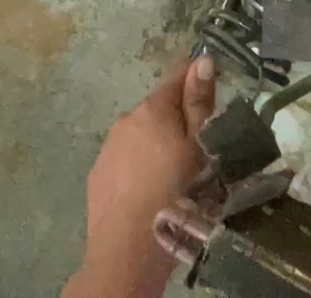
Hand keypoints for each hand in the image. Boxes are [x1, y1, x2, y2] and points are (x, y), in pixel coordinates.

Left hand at [66, 54, 215, 297]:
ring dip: (158, 145)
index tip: (213, 97)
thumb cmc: (176, 192)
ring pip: (141, 136)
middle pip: (159, 109)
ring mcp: (108, 149)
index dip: (197, 80)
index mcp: (153, 109)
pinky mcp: (98, 177)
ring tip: (175, 177)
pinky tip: (151, 193)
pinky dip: (140, 168)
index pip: (178, 76)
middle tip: (199, 150)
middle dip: (178, 120)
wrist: (128, 250)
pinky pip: (126, 161)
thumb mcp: (200, 147)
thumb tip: (203, 60)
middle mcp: (126, 120)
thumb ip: (200, 103)